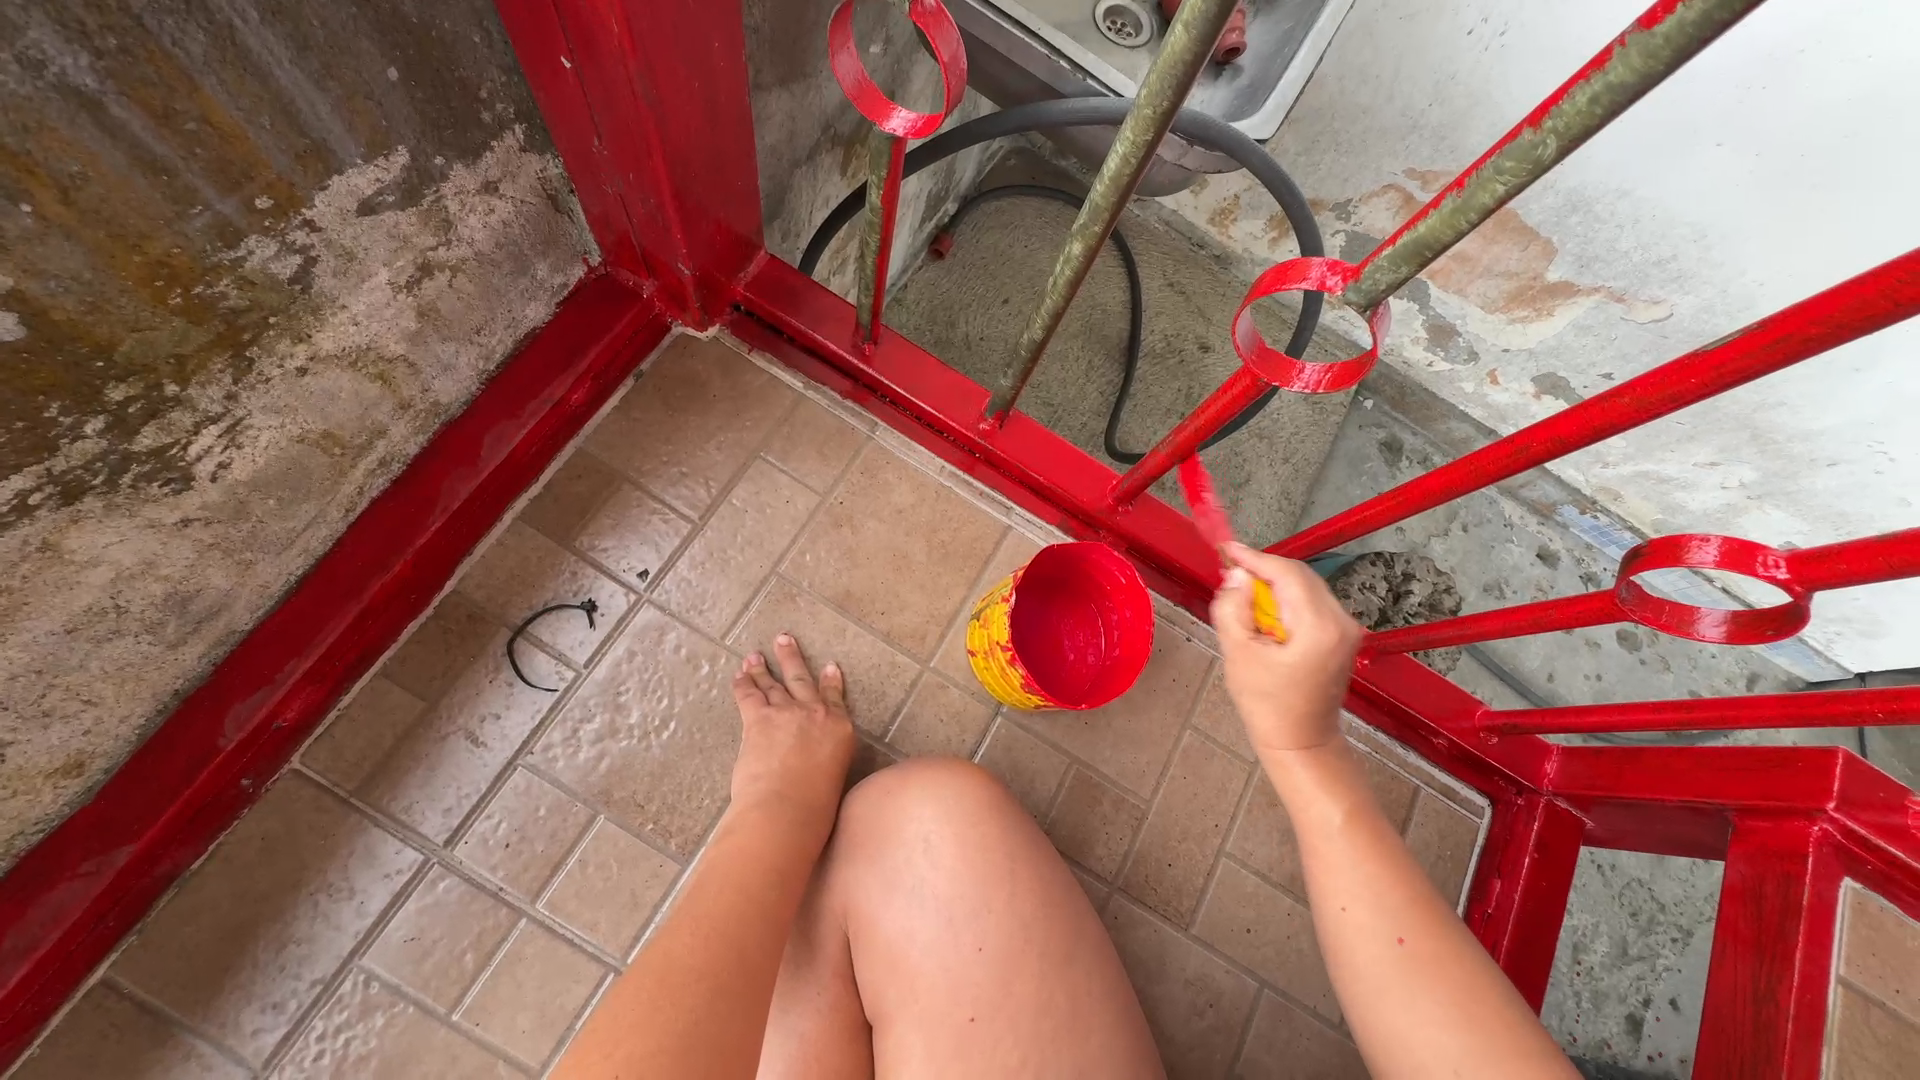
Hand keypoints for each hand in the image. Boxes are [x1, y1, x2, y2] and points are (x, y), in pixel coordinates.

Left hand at [729, 633, 856, 829]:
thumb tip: (813, 762)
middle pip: (801, 679)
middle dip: (791, 657)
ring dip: (761, 668)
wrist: (788, 806)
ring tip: (754, 656)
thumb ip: (826, 759)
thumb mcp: (835, 774)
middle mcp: (815, 713)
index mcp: (839, 729)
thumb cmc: (815, 804)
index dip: (830, 681)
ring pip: (772, 684)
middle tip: (784, 638)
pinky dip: (743, 684)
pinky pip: (749, 695)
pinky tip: (739, 675)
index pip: (834, 697)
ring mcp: (787, 712)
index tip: (829, 666)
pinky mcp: (759, 718)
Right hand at [1209, 542, 1362, 757]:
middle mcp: (1342, 621)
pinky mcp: (1343, 637)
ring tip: (1242, 593)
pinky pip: (1312, 604)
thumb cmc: (1265, 703)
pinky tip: (1264, 611)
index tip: (1226, 549)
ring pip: (1306, 588)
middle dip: (1264, 570)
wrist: (1300, 742)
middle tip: (1229, 573)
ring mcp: (1347, 629)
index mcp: (1319, 625)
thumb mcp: (1238, 653)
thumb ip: (1233, 608)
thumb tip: (1237, 576)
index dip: (1254, 558)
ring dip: (1274, 585)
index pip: (1287, 574)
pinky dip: (1287, 600)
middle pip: (1300, 576)